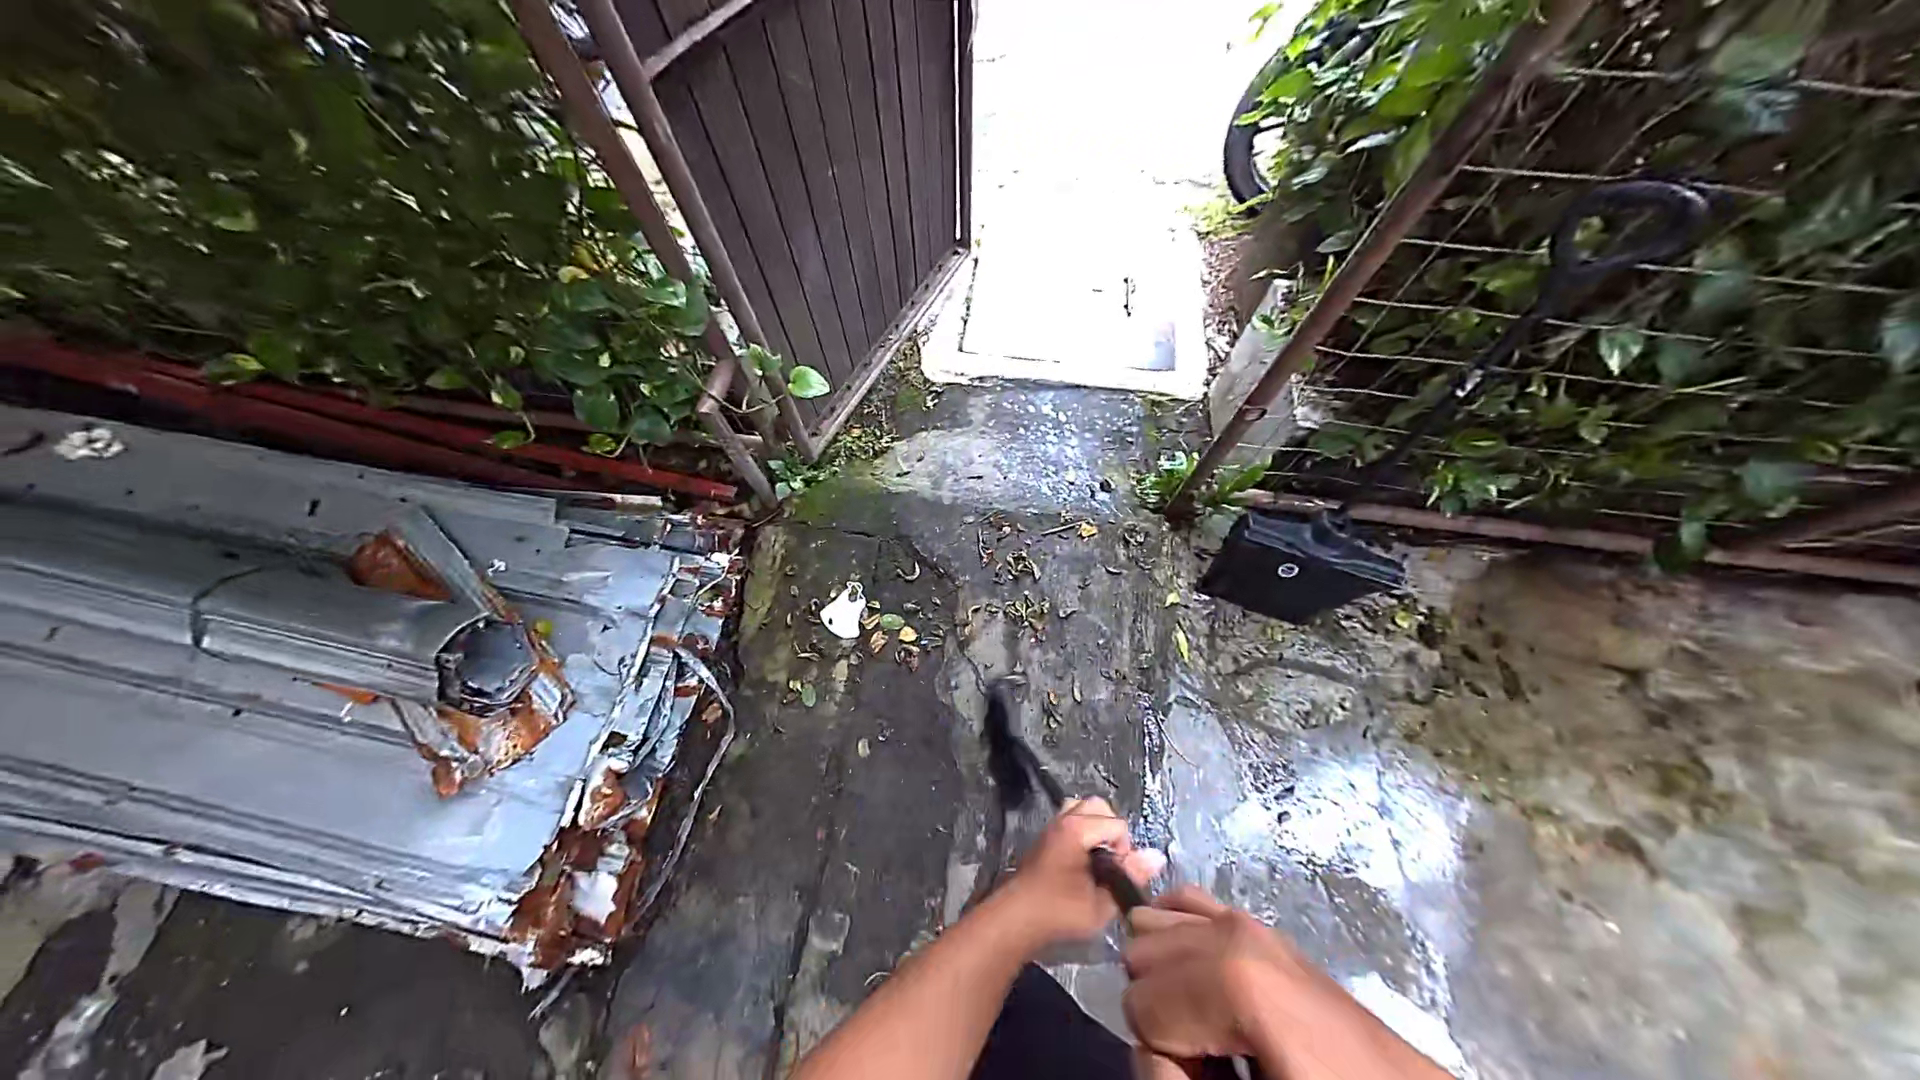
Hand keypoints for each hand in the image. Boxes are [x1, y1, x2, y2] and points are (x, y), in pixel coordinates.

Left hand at [994, 797, 1164, 948]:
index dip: (1125, 849)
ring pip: (1081, 808)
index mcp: (1077, 829)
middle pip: (1098, 805)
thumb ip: (1130, 876)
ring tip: (1098, 858)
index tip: (1117, 875)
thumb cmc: (1060, 912)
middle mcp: (1064, 819)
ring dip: (1095, 826)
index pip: (1117, 824)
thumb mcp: (1102, 902)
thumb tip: (1157, 856)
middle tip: (1112, 862)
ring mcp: (1052, 826)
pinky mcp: (1045, 837)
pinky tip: (1083, 860)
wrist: (1017, 918)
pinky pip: (1069, 818)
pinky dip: (1082, 830)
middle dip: (1112, 830)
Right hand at [1124, 888, 1450, 1079]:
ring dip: (1165, 977)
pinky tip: (1198, 980)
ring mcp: (1244, 919)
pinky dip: (1175, 934)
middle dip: (1160, 1013)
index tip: (1208, 1078)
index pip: (1139, 1004)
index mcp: (1234, 979)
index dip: (1164, 1055)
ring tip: (1211, 1026)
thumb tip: (1149, 1051)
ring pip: (1152, 925)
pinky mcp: (1255, 923)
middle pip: (1140, 958)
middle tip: (1210, 1059)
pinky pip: (1184, 903)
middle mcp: (1232, 931)